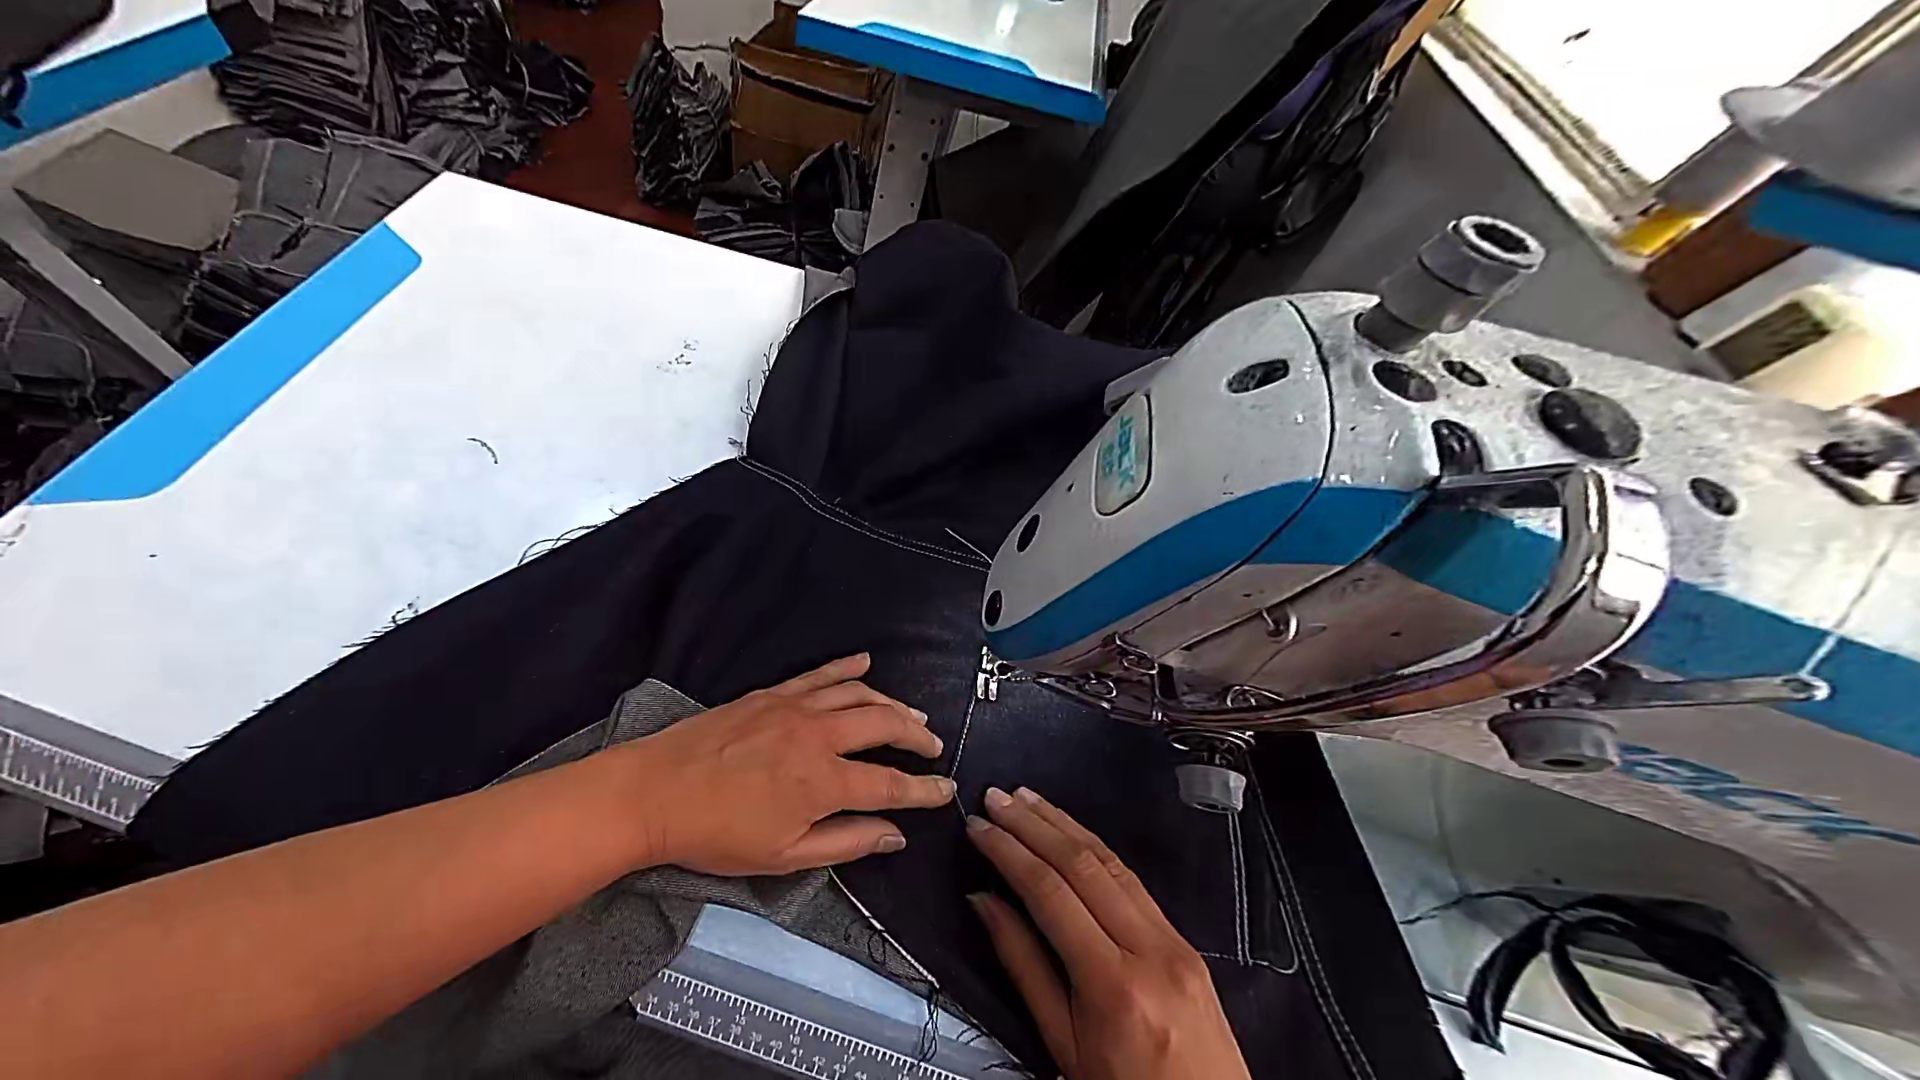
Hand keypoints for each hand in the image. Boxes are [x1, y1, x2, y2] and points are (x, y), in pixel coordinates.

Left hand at [610, 654, 954, 875]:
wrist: (653, 793)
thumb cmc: (716, 834)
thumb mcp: (783, 856)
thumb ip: (845, 842)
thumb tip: (894, 835)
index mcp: (824, 782)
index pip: (891, 785)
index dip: (923, 790)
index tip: (946, 789)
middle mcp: (820, 736)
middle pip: (885, 726)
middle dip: (917, 736)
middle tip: (934, 746)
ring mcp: (797, 707)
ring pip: (860, 695)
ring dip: (892, 703)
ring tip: (912, 715)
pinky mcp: (774, 694)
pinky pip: (821, 675)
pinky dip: (847, 668)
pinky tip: (865, 663)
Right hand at [966, 787, 1251, 1079]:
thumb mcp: (1063, 1046)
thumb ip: (1023, 966)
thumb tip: (983, 901)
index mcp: (1114, 987)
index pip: (1050, 893)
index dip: (1008, 852)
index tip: (979, 827)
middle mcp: (1150, 951)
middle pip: (1082, 864)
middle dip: (1032, 824)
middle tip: (997, 797)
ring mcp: (1174, 940)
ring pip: (1110, 860)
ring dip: (1063, 823)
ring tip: (1026, 798)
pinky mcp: (1184, 938)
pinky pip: (1132, 879)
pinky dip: (1094, 845)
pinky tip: (1070, 830)